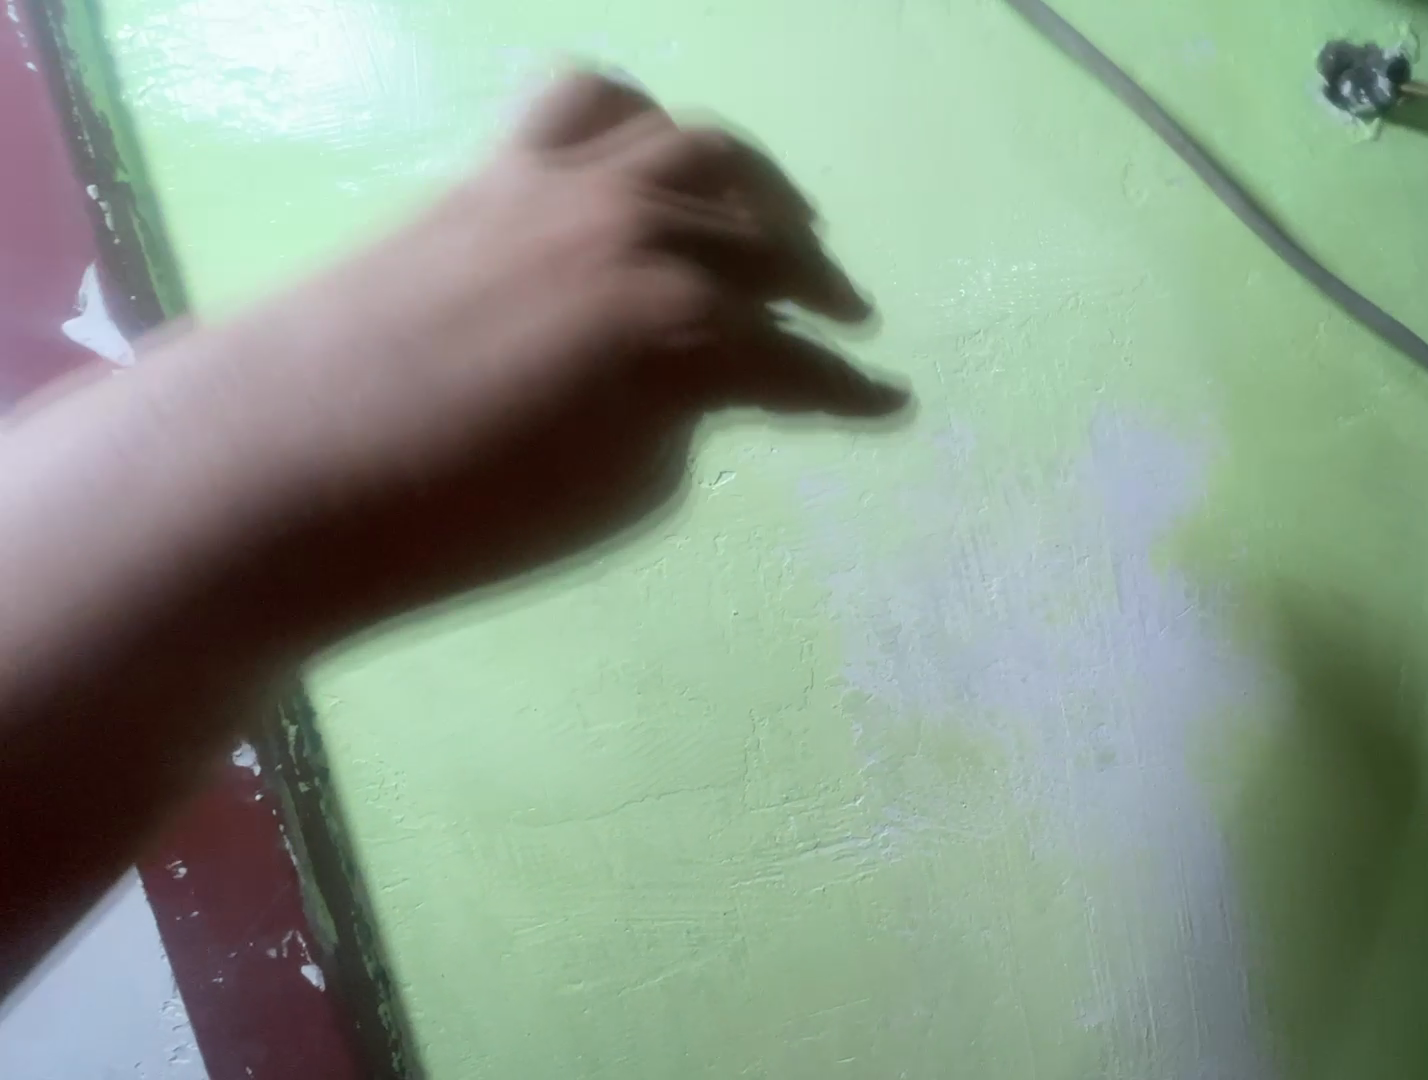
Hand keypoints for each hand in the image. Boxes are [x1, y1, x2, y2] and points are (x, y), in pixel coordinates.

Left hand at [126, 70, 905, 644]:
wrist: (289, 473)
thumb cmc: (478, 514)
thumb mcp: (631, 485)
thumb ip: (697, 412)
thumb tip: (714, 373)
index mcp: (676, 333)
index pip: (797, 363)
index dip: (852, 393)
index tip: (893, 406)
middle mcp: (637, 237)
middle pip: (765, 245)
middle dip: (821, 286)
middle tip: (844, 320)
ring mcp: (565, 188)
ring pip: (700, 148)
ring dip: (758, 192)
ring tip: (779, 226)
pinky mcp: (499, 171)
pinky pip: (589, 103)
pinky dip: (642, 125)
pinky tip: (658, 164)